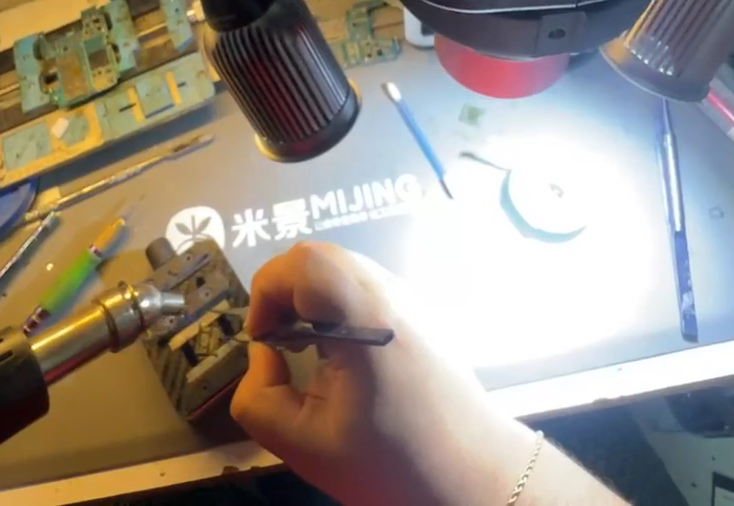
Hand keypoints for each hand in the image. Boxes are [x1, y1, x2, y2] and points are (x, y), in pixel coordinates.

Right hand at [229, 243, 539, 505]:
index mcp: (364, 314)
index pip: (301, 263)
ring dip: (309, 295)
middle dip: (283, 291)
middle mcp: (388, 289)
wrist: (475, 476)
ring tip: (307, 346)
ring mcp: (408, 293)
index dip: (266, 292)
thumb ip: (259, 398)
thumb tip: (264, 355)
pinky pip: (362, 282)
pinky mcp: (417, 306)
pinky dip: (335, 301)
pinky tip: (340, 350)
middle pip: (318, 255)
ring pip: (340, 265)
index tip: (264, 340)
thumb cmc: (393, 462)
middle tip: (279, 341)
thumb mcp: (305, 446)